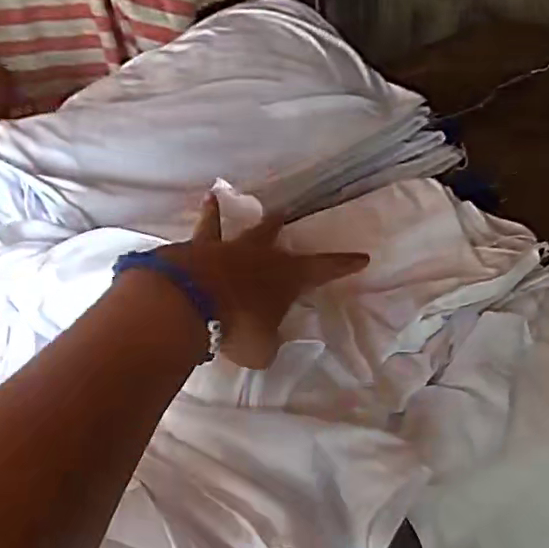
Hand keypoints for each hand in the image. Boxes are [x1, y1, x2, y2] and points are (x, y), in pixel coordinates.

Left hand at [156, 193, 367, 368]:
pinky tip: (187, 225)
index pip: (323, 270)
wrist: (190, 303)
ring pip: (227, 226)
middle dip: (278, 226)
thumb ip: (267, 343)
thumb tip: (265, 342)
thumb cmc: (238, 327)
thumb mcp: (261, 349)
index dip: (343, 265)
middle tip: (282, 213)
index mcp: (286, 277)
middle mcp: (257, 255)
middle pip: (271, 235)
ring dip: (221, 214)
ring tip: (215, 198)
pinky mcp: (192, 251)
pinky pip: (196, 237)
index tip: (361, 257)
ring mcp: (223, 249)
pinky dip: (195, 229)